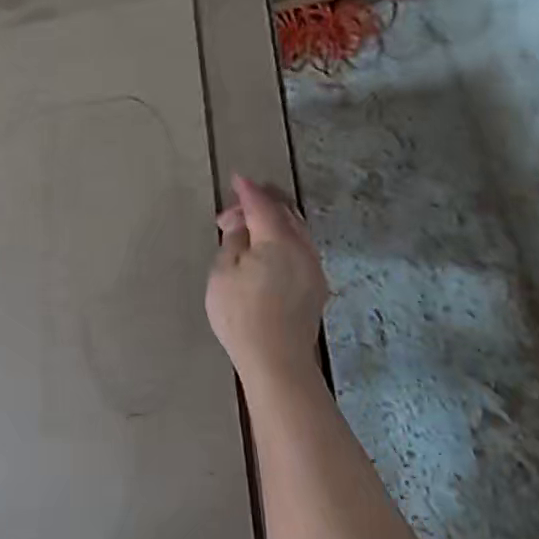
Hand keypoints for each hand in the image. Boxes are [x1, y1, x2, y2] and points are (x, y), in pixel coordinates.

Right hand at [206, 173, 328, 385]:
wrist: (276, 359)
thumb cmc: (241, 315)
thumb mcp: (222, 274)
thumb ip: (233, 243)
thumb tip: (242, 227)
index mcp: (279, 239)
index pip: (262, 205)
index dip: (247, 191)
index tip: (236, 179)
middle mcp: (303, 248)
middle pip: (284, 214)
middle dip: (260, 207)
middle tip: (232, 216)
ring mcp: (313, 269)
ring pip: (296, 233)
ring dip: (272, 226)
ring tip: (248, 236)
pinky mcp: (315, 288)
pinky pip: (299, 252)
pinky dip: (282, 244)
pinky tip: (266, 258)